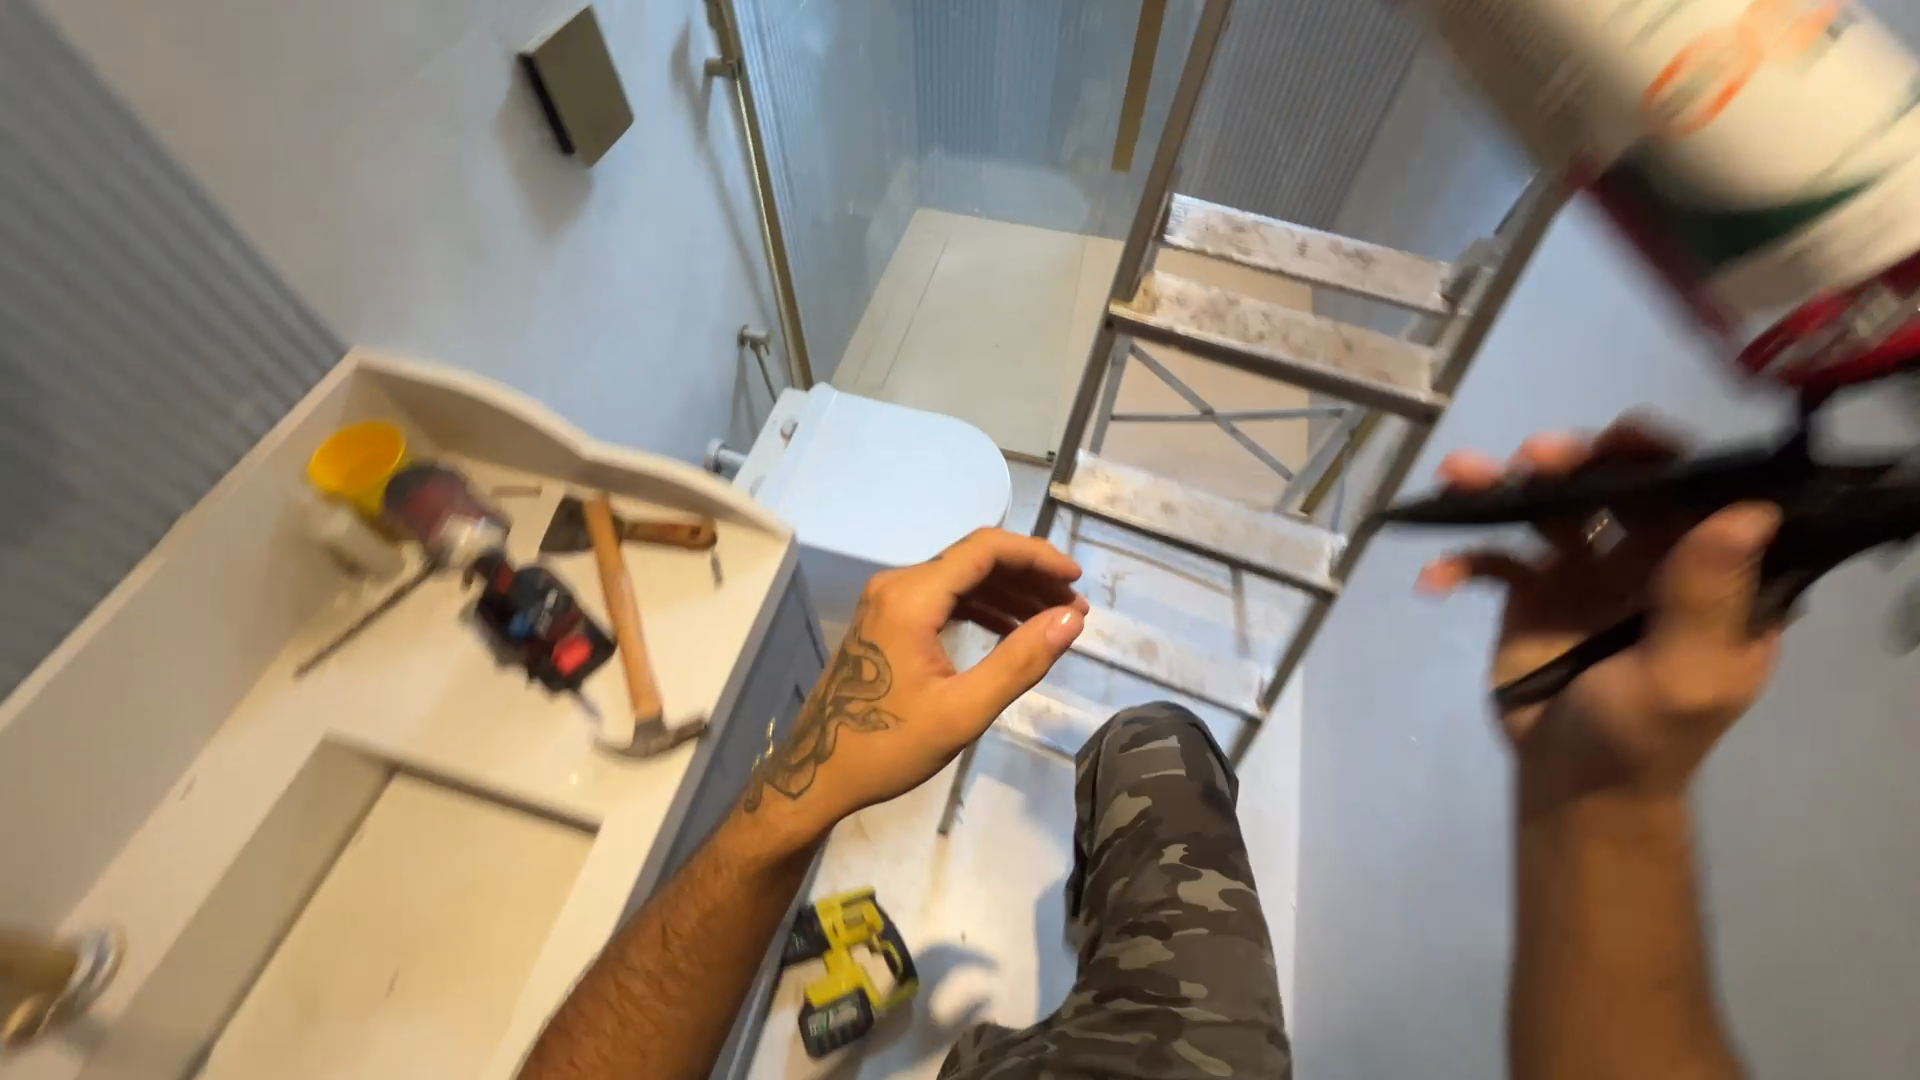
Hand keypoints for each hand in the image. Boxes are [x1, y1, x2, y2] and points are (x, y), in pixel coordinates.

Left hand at [742, 528, 1088, 846]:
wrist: (819, 772)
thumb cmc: (888, 746)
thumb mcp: (963, 711)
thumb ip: (1021, 661)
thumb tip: (1072, 620)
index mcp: (911, 597)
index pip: (985, 549)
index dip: (1037, 556)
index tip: (1076, 580)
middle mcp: (897, 585)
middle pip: (975, 559)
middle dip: (1029, 577)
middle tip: (1073, 609)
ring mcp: (889, 600)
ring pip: (961, 578)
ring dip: (1009, 593)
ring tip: (1053, 620)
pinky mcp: (888, 618)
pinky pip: (944, 598)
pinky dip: (982, 608)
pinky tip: (1012, 630)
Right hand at [1416, 416, 1782, 801]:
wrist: (1570, 777)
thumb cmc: (1643, 733)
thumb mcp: (1685, 674)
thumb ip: (1703, 599)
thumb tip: (1743, 512)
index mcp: (1700, 572)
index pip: (1693, 495)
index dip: (1662, 457)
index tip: (1620, 436)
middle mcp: (1641, 558)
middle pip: (1607, 489)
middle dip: (1569, 462)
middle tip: (1533, 456)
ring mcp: (1577, 572)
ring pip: (1539, 510)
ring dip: (1497, 488)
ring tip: (1457, 475)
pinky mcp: (1523, 592)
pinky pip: (1488, 560)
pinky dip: (1457, 564)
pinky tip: (1433, 583)